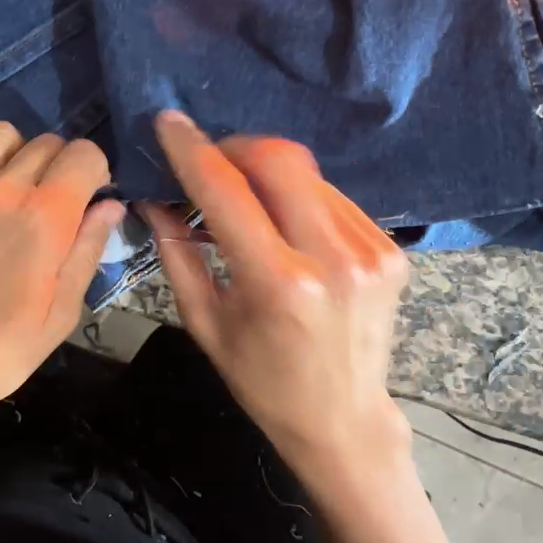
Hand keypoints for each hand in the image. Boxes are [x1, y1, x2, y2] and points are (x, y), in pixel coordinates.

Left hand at [0, 122, 122, 484]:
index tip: (89, 196)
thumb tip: (110, 206)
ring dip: (15, 151)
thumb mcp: (61, 314)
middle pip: (46, 142)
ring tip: (11, 184)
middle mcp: (2, 188)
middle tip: (52, 200)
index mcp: (45, 218)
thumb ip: (87, 251)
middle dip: (60, 164)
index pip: (84, 153)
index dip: (95, 171)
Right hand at [146, 110, 411, 484]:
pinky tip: (279, 218)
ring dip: (264, 170)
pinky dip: (295, 194)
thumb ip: (177, 252)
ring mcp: (370, 251)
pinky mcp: (390, 250)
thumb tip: (153, 198)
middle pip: (280, 160)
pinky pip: (331, 196)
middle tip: (208, 159)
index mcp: (279, 283)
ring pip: (308, 172)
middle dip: (235, 145)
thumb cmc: (261, 379)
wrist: (344, 421)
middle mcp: (333, 258)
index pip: (227, 192)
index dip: (192, 150)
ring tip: (240, 194)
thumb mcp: (204, 321)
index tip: (168, 121)